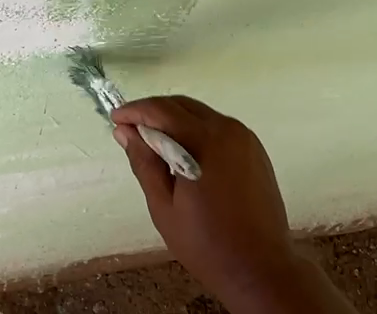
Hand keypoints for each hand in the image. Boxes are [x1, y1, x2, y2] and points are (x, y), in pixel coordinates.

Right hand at [113, 97, 355, 313]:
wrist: (260, 270)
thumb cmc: (206, 244)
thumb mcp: (163, 206)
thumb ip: (144, 162)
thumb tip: (125, 131)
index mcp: (204, 141)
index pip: (162, 110)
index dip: (135, 111)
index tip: (116, 118)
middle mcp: (227, 129)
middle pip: (182, 106)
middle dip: (154, 112)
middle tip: (132, 130)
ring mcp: (244, 138)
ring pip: (201, 114)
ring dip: (175, 120)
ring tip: (156, 143)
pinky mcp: (254, 149)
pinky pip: (218, 127)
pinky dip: (197, 131)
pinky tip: (186, 154)